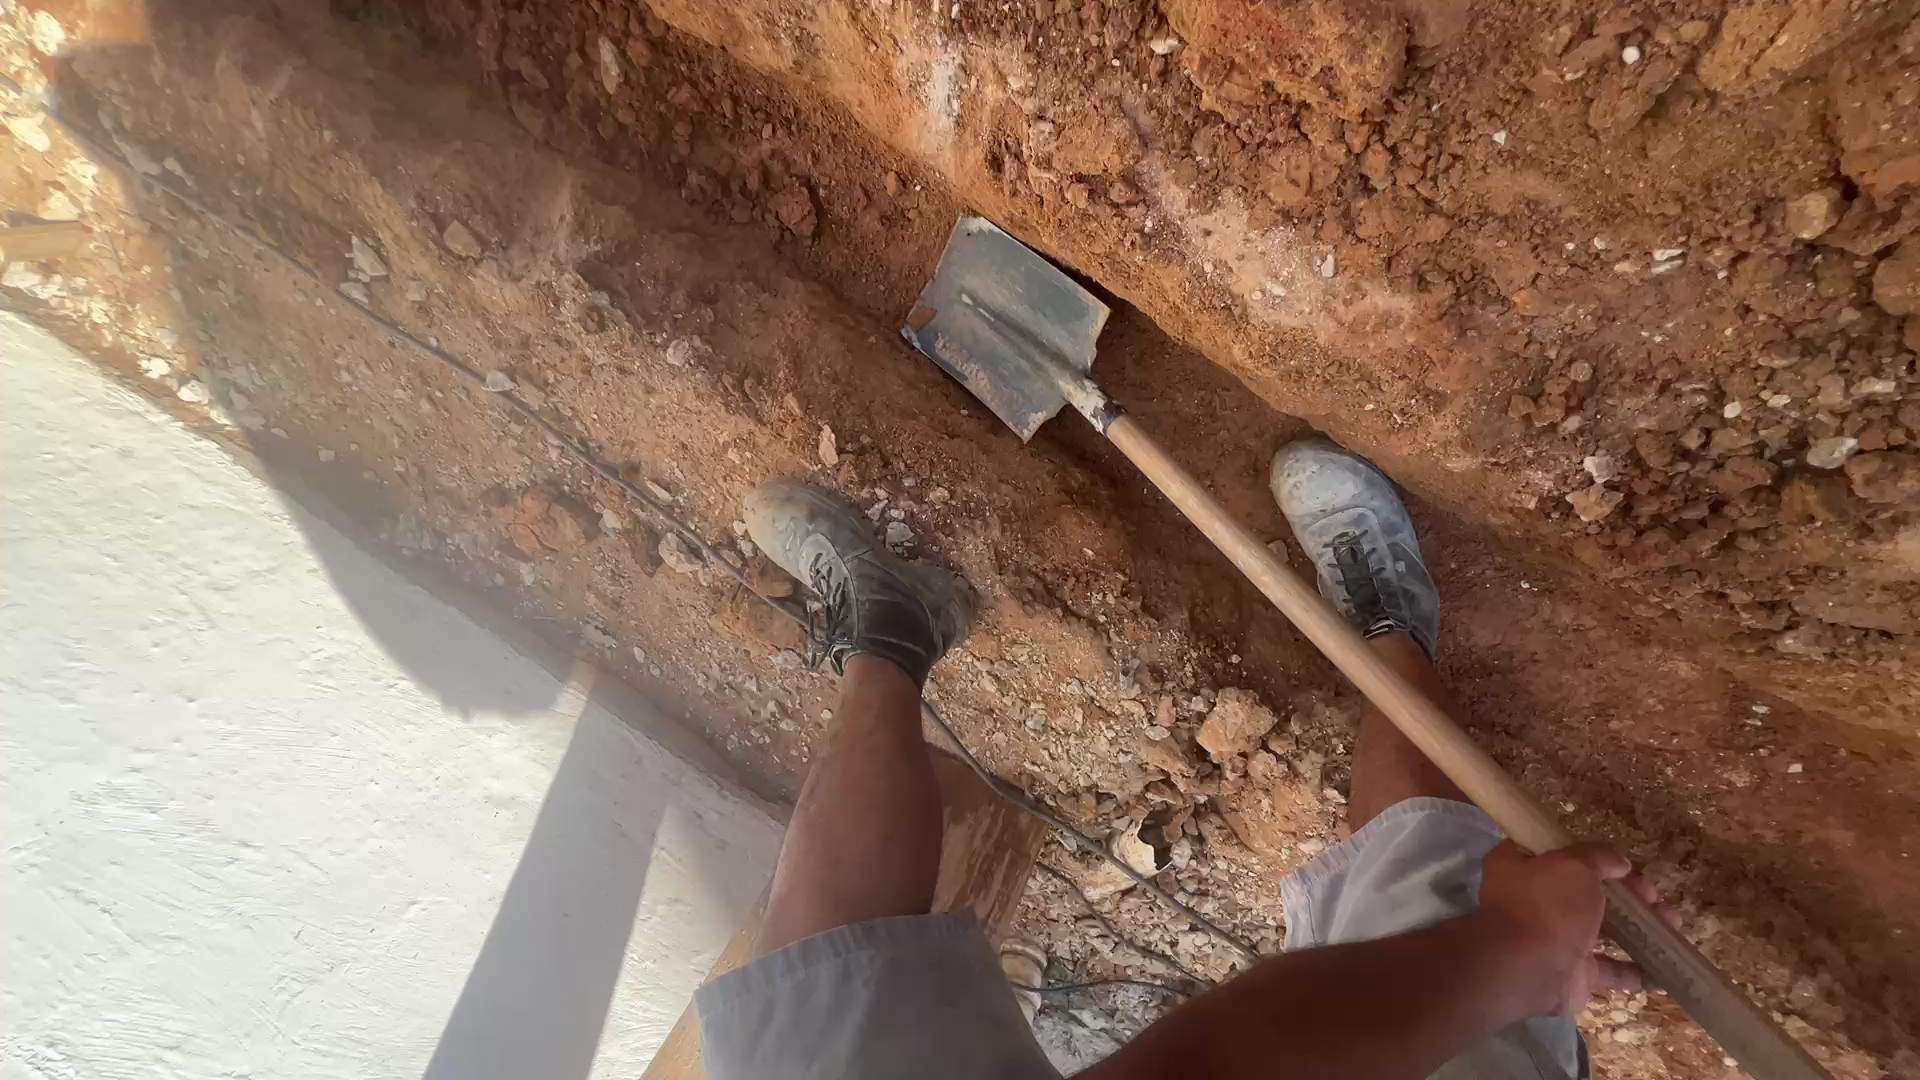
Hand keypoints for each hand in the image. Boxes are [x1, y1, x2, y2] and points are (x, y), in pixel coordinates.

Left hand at [1473, 841, 1678, 1016]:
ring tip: (1673, 923)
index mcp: (1517, 864)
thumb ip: (1596, 857)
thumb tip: (1618, 860)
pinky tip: (1666, 970)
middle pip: (1583, 890)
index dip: (1590, 855)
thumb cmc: (1546, 906)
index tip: (1624, 863)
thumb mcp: (1571, 866)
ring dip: (1639, 926)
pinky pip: (1612, 969)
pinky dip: (1639, 970)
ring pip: (1602, 927)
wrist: (1529, 968)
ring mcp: (1553, 935)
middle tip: (1654, 896)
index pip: (1554, 852)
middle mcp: (1531, 897)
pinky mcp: (1574, 970)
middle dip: (1624, 892)